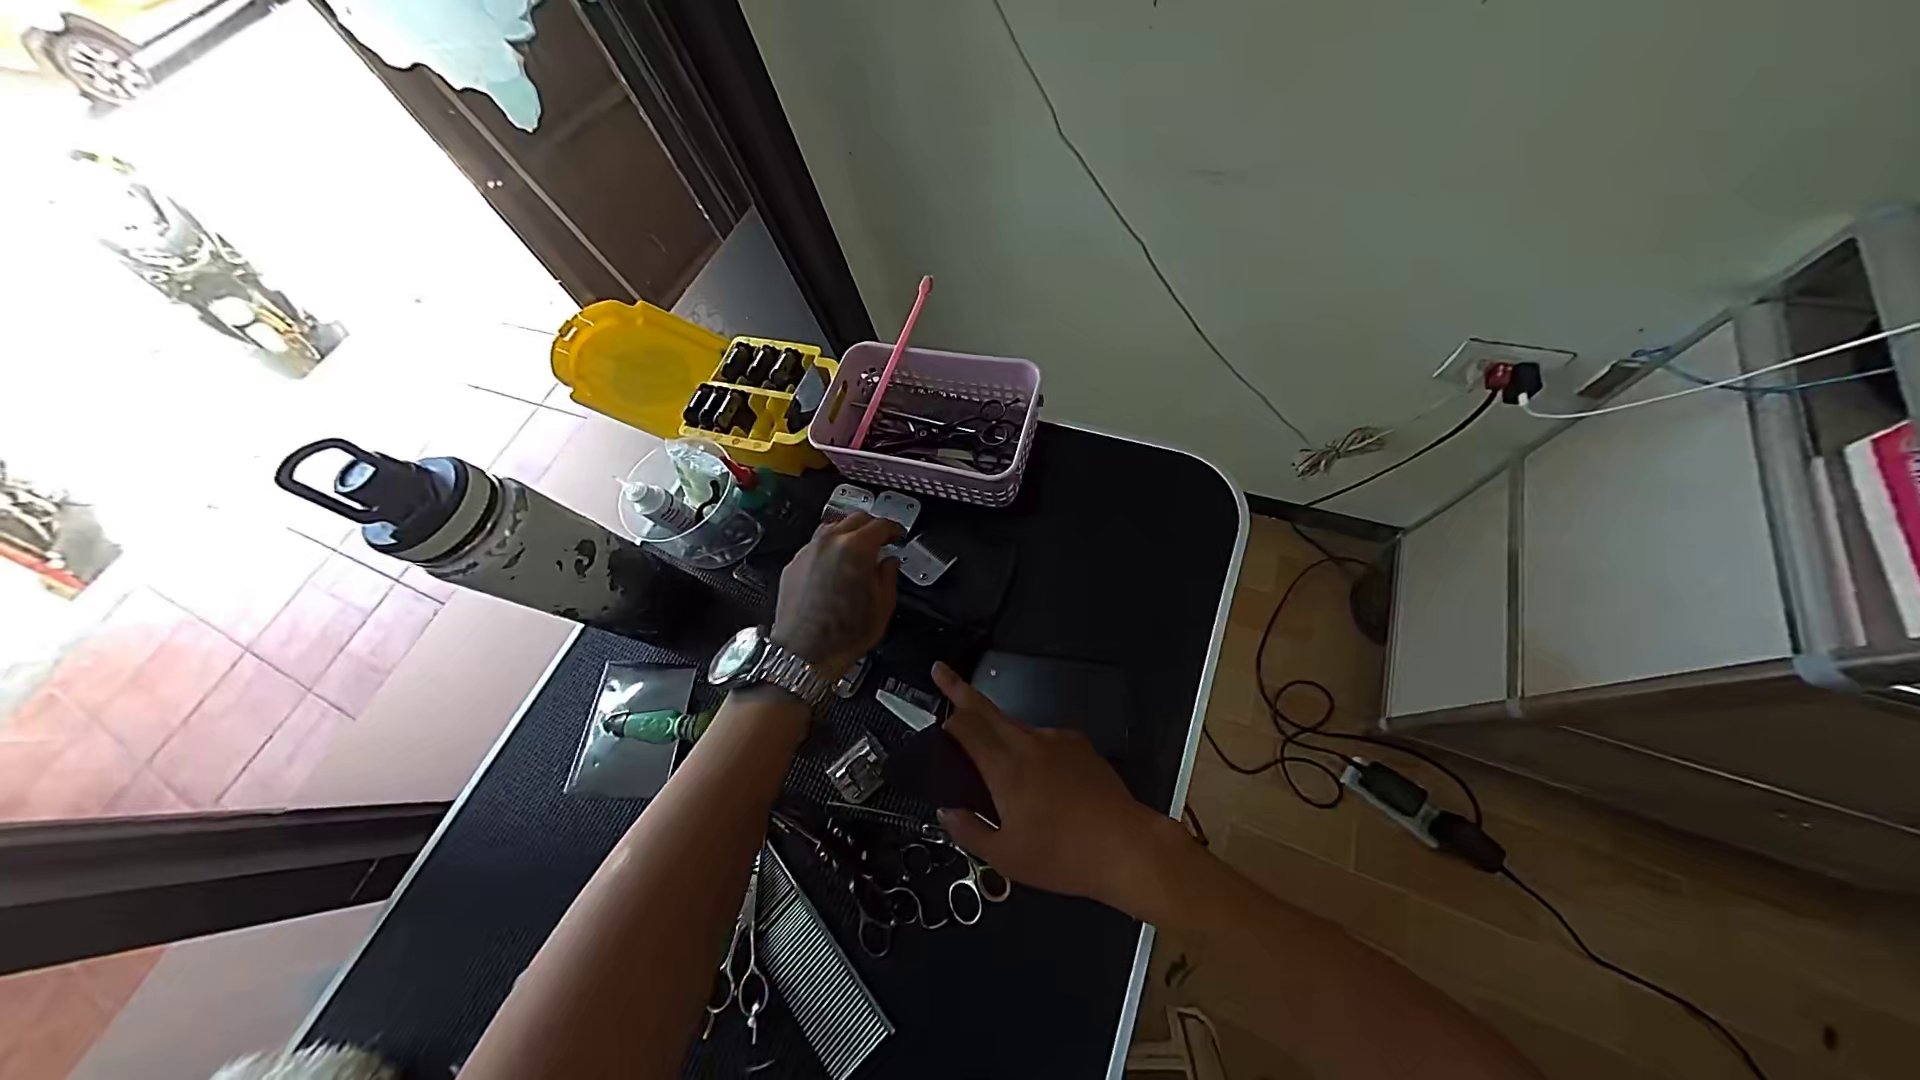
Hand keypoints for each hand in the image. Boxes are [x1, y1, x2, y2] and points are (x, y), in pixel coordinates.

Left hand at [771, 512, 901, 679]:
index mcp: (856, 548)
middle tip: (881, 539)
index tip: (896, 535)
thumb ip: (888, 576)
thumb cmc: (841, 635)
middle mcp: (829, 543)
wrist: (806, 653)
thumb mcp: (883, 605)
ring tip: (857, 550)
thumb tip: (889, 564)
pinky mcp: (793, 564)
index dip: (894, 529)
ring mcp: (808, 552)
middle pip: (855, 518)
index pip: (880, 524)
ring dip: (848, 533)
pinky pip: (814, 546)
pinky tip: (835, 566)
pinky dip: (828, 549)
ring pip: (832, 528)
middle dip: (872, 526)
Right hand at [932, 662, 1177, 905]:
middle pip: (986, 707)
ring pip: (1016, 724)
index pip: (964, 726)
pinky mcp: (1079, 745)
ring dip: (998, 727)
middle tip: (943, 673)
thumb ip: (969, 831)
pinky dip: (1033, 748)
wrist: (1125, 846)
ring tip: (996, 756)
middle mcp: (1029, 745)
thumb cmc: (1068, 855)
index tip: (937, 721)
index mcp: (1005, 768)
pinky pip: (1045, 738)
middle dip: (960, 687)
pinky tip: (1040, 777)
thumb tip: (949, 815)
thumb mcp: (1006, 857)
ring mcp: (1056, 741)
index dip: (946, 721)